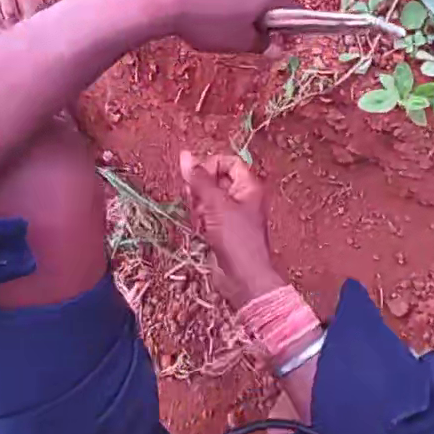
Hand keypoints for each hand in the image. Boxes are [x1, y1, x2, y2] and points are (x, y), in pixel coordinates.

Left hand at [98, 0, 291, 52]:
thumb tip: (276, 48)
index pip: (292, 11)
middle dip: (259, 16)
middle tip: (241, 37)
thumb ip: (261, 44)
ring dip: (237, 4)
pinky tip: (198, 8)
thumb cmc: (208, 21)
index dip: (284, 31)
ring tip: (215, 24)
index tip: (272, 45)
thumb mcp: (238, 42)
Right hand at [178, 151, 284, 305]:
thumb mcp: (216, 204)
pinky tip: (200, 230)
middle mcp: (242, 197)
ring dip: (198, 206)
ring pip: (207, 198)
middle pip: (214, 179)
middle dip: (200, 188)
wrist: (242, 277)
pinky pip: (205, 215)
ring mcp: (231, 214)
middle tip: (195, 200)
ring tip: (199, 218)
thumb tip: (185, 155)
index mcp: (249, 186)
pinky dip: (199, 220)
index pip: (228, 162)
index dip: (210, 165)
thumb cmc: (236, 239)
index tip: (196, 176)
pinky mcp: (221, 229)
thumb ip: (199, 179)